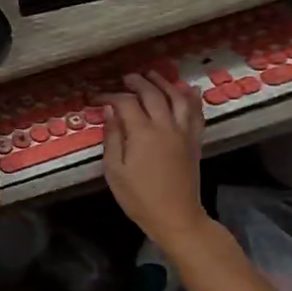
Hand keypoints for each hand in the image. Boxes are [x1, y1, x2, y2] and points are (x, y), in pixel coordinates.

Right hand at [100, 72, 211, 247]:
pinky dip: (192, 99)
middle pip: (154, 95)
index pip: (126, 103)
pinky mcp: (194, 142)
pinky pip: (196, 114)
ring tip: (155, 75)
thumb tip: (109, 110)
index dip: (110, 96)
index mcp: (143, 133)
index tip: (96, 98)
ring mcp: (184, 133)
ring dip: (166, 84)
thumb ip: (113, 136)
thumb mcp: (114, 168)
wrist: (175, 215)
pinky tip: (190, 90)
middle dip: (139, 83)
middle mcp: (166, 127)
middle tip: (126, 78)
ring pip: (179, 100)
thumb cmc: (137, 195)